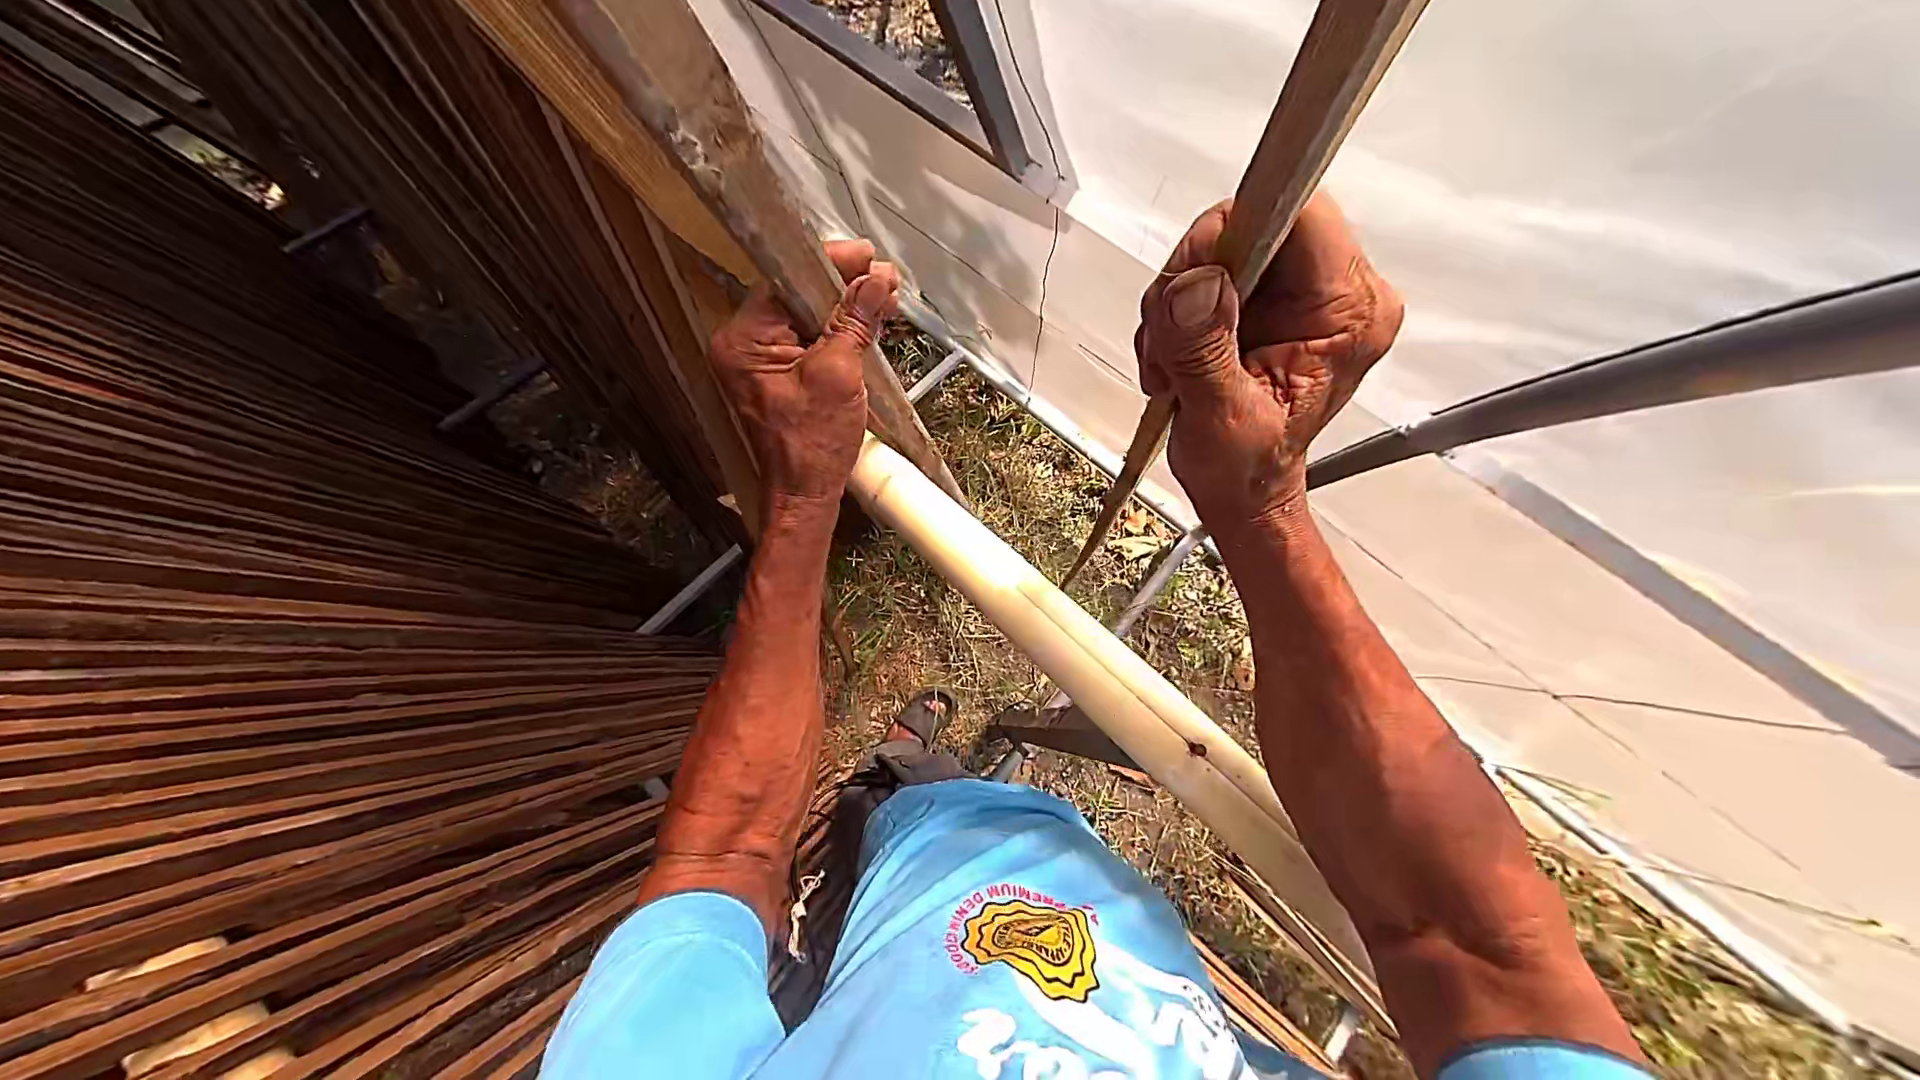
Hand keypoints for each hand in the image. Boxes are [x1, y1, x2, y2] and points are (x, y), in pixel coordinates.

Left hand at [709, 239, 898, 506]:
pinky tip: (867, 324)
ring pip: (807, 319)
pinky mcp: (781, 378)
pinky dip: (839, 334)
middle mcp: (745, 347)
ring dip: (846, 310)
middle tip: (884, 280)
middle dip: (843, 287)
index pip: (786, 282)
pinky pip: (810, 342)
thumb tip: (877, 280)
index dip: (829, 264)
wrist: (805, 496)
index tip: (866, 256)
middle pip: (797, 298)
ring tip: (884, 300)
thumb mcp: (839, 376)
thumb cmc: (814, 445)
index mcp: (743, 341)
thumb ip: (853, 322)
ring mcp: (762, 363)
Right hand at [1135, 194, 1401, 535]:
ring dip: (1175, 305)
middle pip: (1248, 225)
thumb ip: (1204, 351)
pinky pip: (1204, 274)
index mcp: (1348, 315)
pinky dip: (1175, 314)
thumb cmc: (1246, 468)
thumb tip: (1193, 285)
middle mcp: (1331, 294)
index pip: (1297, 216)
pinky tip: (1177, 359)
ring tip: (1174, 364)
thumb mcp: (1220, 418)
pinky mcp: (1264, 301)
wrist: (1241, 486)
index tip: (1191, 282)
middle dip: (1190, 281)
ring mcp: (1295, 294)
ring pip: (1217, 249)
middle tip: (1172, 342)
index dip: (1232, 234)